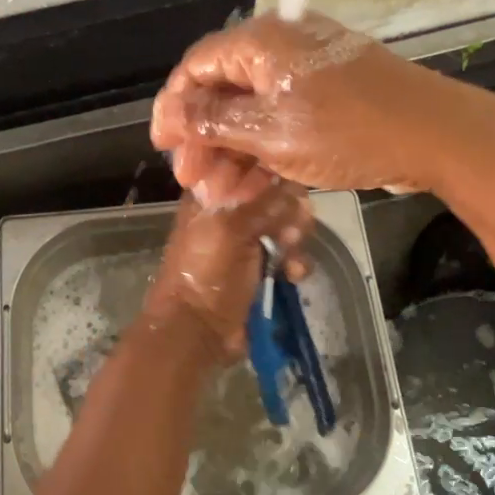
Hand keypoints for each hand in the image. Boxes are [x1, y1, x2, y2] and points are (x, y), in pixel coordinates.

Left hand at [146, 166, 311, 357]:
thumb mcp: (230, 229)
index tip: (292, 179)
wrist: (196, 330)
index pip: (248, 164)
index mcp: (212, 192)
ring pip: (288, 221)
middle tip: (291, 229)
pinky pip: (291, 252)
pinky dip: (296, 261)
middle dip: (291, 207)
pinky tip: (293, 275)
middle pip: (275, 191)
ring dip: (297, 236)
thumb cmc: (204, 271)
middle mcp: (231, 209)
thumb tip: (298, 186)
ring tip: (291, 254)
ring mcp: (249, 238)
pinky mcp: (263, 266)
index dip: (273, 168)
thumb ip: (265, 203)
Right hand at [150, 14, 451, 193]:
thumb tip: (170, 113)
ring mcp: (308, 69)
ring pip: (253, 108)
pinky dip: (265, 147)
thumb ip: (213, 121)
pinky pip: (282, 115)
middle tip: (193, 181)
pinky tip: (253, 184)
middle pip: (224, 89)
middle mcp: (281, 46)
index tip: (163, 147)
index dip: (174, 107)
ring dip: (233, 150)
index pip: (196, 66)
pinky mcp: (328, 93)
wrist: (438, 136)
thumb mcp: (270, 133)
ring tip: (221, 195)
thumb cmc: (347, 130)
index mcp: (262, 41)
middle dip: (205, 138)